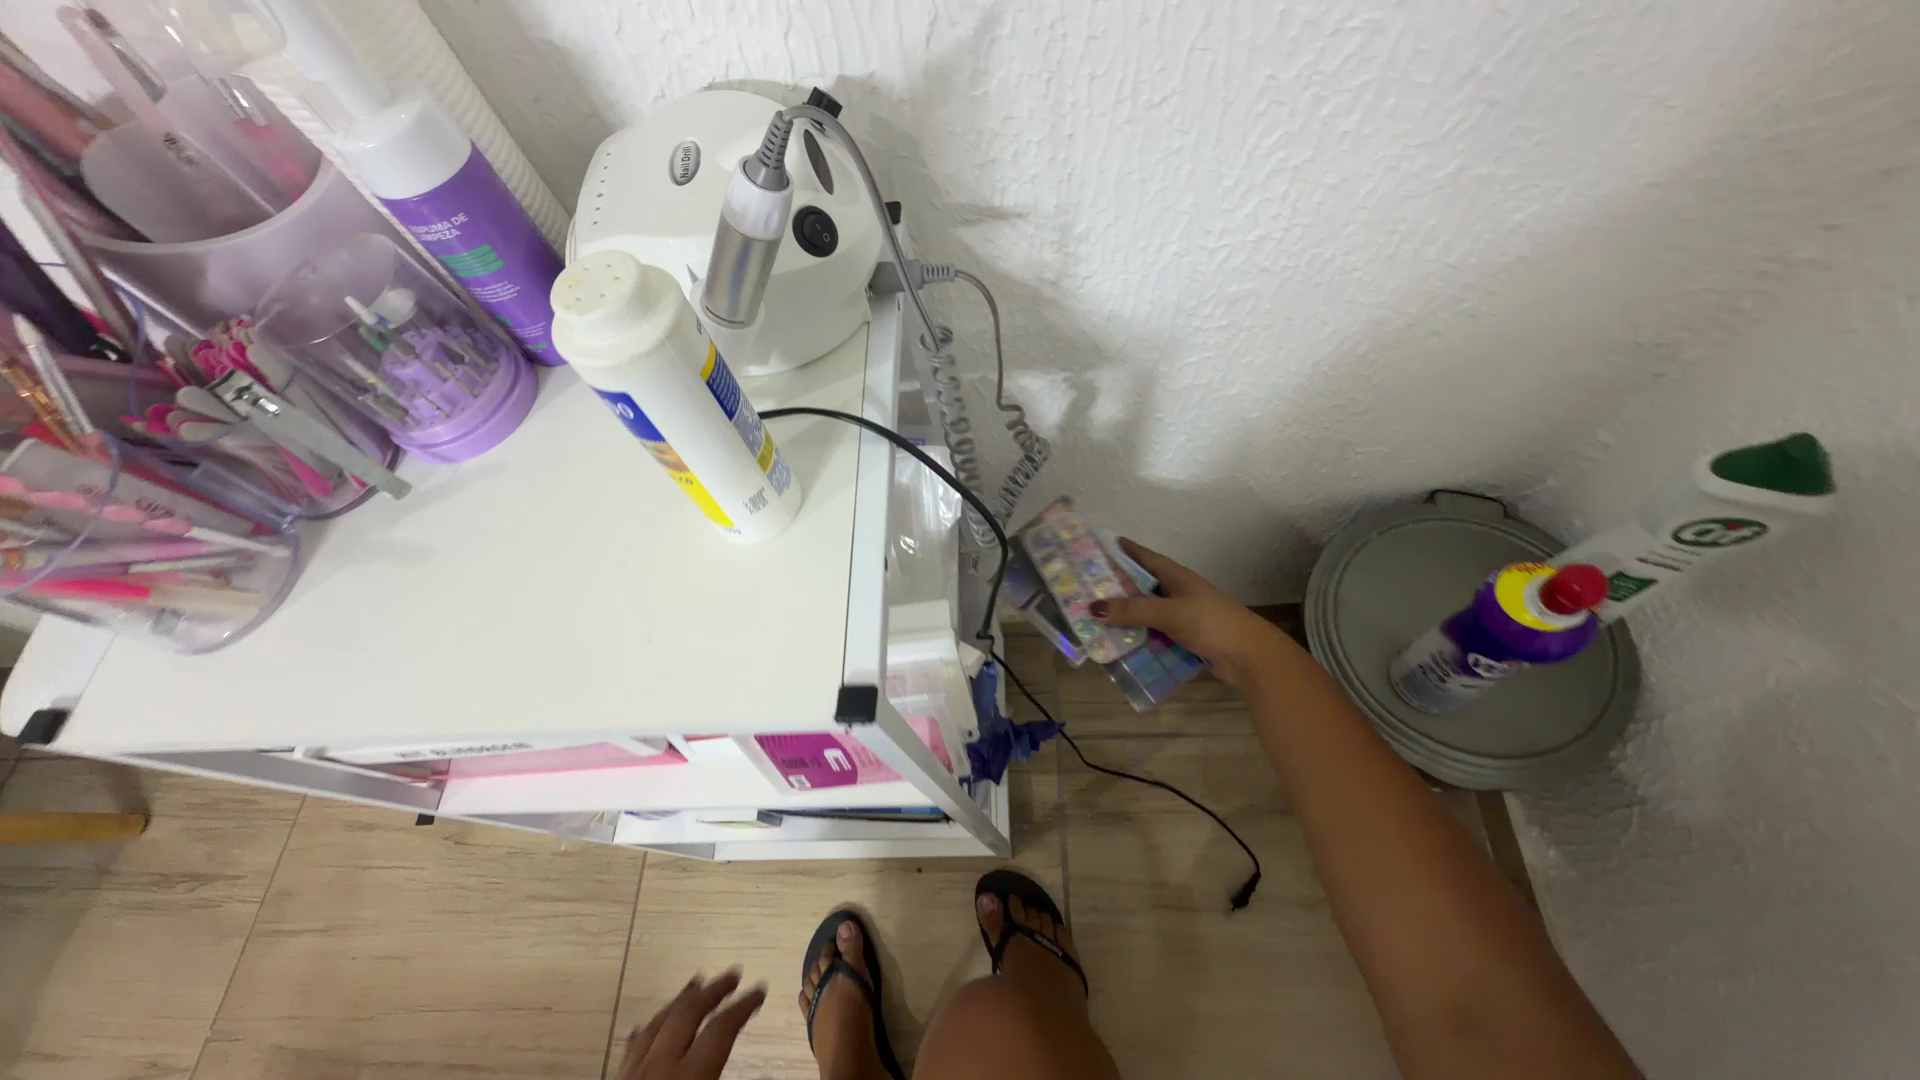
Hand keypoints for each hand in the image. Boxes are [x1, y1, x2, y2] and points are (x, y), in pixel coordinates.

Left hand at [614, 970, 766, 1079]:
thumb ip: (730, 1072)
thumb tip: (768, 1073)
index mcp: (690, 1073)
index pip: (721, 1028)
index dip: (743, 1005)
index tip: (760, 989)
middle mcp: (659, 1064)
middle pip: (688, 1014)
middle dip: (714, 990)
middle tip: (733, 974)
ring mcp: (632, 1072)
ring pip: (658, 1023)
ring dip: (680, 1000)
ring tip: (695, 983)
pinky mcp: (616, 1079)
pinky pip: (632, 1047)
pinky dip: (646, 1029)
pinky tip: (648, 1023)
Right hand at [1092, 539, 1296, 689]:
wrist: (1249, 657)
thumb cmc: (1211, 623)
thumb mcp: (1169, 613)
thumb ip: (1132, 610)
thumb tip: (1093, 608)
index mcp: (1178, 578)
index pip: (1147, 558)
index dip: (1128, 550)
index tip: (1105, 544)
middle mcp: (1180, 594)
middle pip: (1144, 587)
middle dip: (1119, 588)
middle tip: (1089, 588)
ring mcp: (1185, 618)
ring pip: (1148, 614)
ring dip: (1127, 617)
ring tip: (1097, 620)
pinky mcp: (1186, 640)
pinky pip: (1156, 635)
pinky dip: (1140, 639)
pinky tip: (1121, 645)